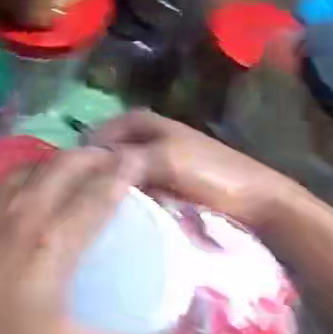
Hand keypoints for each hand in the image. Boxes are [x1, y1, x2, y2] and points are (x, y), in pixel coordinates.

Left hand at [0, 147, 166, 333]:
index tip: (143, 158)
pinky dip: (34, 168)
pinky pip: (12, 173)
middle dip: (97, 155)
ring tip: (80, 164)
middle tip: (117, 157)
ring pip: (37, 164)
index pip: (100, 194)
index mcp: (55, 237)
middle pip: (69, 165)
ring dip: (64, 157)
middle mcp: (29, 207)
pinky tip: (30, 182)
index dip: (125, 173)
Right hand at [87, 109, 306, 232]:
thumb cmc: (211, 174)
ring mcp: (158, 157)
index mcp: (141, 119)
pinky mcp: (168, 180)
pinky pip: (135, 186)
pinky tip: (122, 213)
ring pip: (120, 171)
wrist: (262, 202)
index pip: (94, 134)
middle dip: (95, 172)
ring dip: (111, 186)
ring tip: (97, 209)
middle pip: (106, 153)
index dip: (82, 156)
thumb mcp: (162, 160)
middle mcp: (146, 133)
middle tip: (81, 199)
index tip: (70, 184)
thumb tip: (86, 170)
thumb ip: (122, 160)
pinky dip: (128, 196)